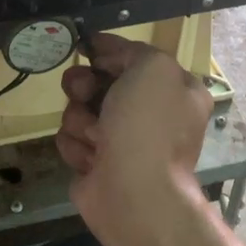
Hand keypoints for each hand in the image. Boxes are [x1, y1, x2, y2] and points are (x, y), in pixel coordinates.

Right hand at [56, 33, 214, 236]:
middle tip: (82, 92)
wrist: (135, 195)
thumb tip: (106, 54)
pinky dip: (76, 147)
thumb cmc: (148, 127)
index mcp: (173, 90)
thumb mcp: (152, 67)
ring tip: (94, 137)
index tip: (85, 50)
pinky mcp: (96, 165)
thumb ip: (131, 50)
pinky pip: (71, 140)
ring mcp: (121, 142)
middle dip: (84, 85)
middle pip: (99, 82)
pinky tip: (91, 160)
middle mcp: (150, 115)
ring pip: (79, 111)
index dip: (108, 52)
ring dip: (79, 120)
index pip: (133, 58)